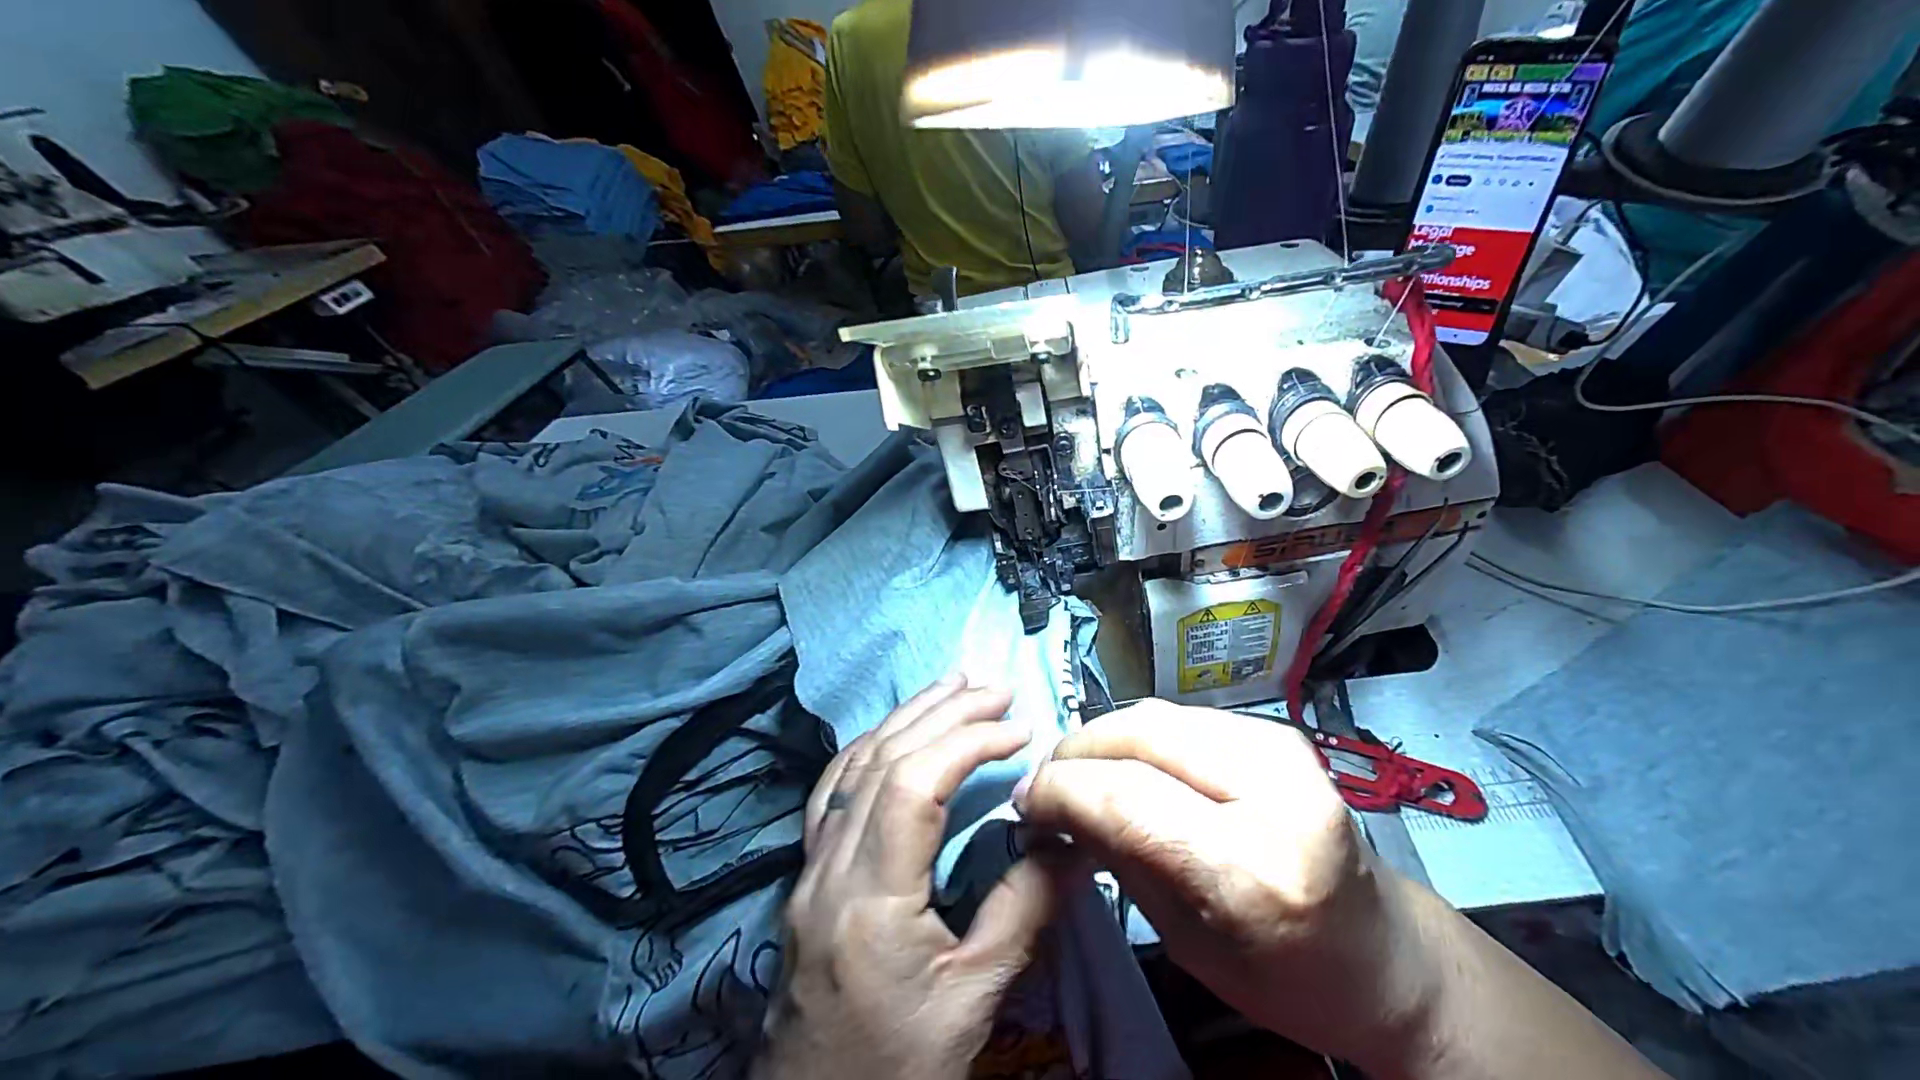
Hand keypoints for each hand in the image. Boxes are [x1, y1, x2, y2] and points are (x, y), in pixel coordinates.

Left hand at [757, 676, 1070, 1079]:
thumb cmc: (898, 1067)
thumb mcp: (972, 1000)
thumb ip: (1021, 913)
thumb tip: (1069, 842)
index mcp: (870, 900)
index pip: (914, 786)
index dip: (968, 743)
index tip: (1020, 729)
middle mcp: (829, 869)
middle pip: (884, 762)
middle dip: (943, 715)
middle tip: (996, 687)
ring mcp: (809, 868)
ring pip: (854, 767)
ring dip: (906, 718)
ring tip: (951, 685)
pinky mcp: (806, 874)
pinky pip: (831, 791)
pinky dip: (869, 748)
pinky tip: (893, 731)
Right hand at [1016, 702, 1446, 1075]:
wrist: (1383, 953)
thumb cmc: (1284, 976)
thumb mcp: (1184, 938)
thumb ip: (1118, 856)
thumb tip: (1053, 805)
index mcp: (1254, 868)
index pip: (1126, 797)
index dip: (1061, 790)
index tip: (1025, 802)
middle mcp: (1274, 791)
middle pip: (1139, 737)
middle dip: (1075, 752)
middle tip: (1043, 782)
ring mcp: (1282, 750)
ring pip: (1155, 715)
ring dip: (1102, 738)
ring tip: (1075, 771)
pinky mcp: (1278, 732)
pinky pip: (1181, 718)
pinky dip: (1137, 735)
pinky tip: (1122, 762)